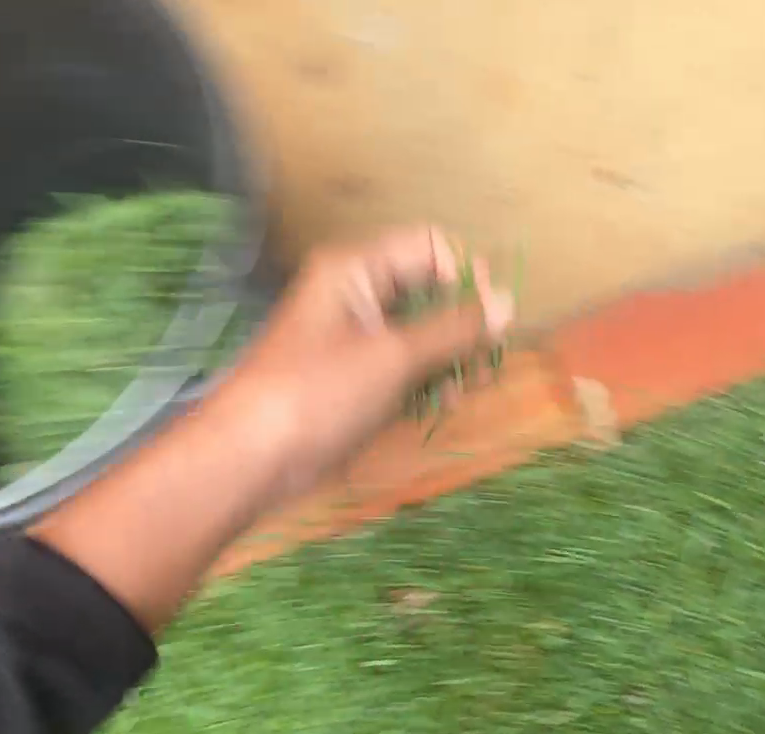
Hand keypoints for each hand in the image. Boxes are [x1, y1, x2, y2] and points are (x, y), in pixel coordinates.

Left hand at [221, 225, 515, 498]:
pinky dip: (432, 380)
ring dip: (455, 355)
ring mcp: (363, 341)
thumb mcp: (393, 355)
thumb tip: (507, 302)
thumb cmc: (319, 392)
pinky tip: (447, 401)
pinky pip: (411, 368)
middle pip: (433, 292)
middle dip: (466, 321)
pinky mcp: (365, 380)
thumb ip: (454, 329)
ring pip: (427, 334)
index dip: (466, 273)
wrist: (257, 455)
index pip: (430, 248)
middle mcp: (362, 297)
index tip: (492, 312)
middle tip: (492, 354)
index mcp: (358, 271)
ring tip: (476, 382)